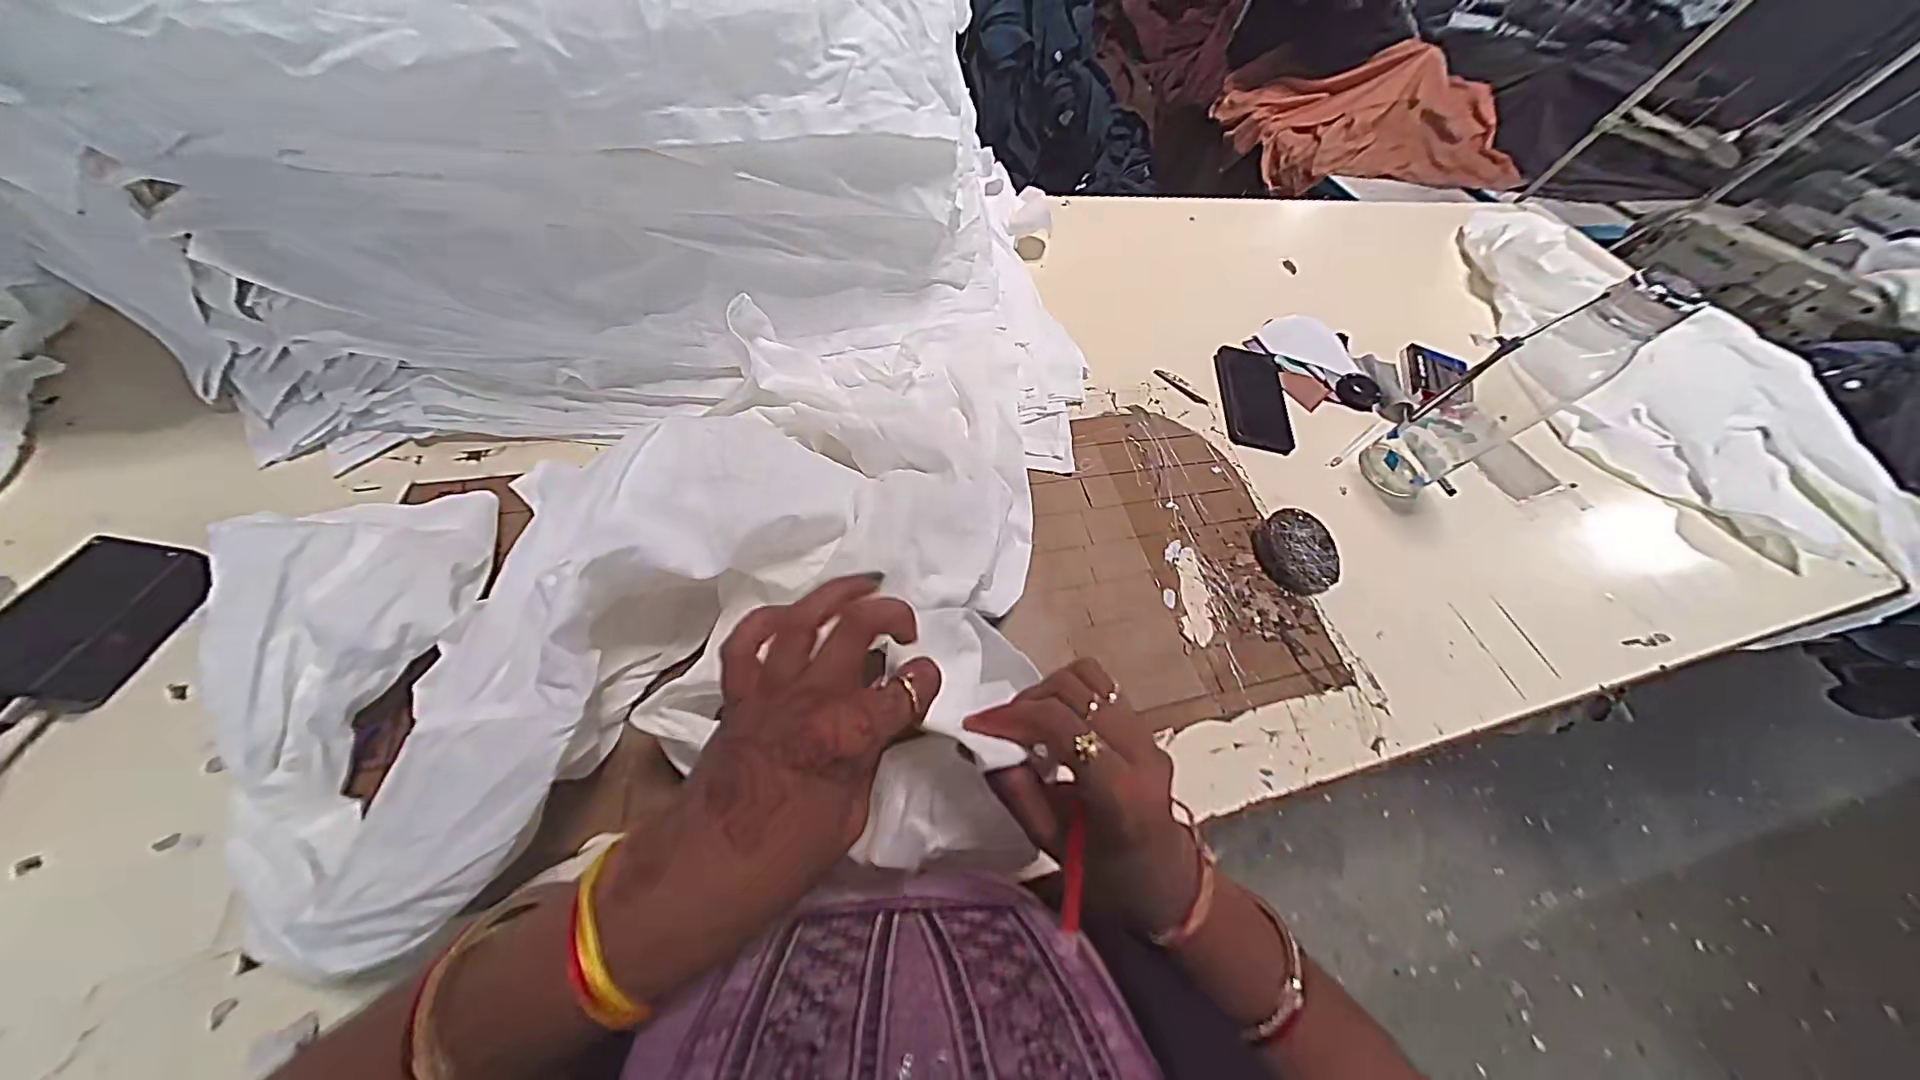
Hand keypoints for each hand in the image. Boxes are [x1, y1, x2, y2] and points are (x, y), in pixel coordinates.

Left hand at [681, 574, 940, 902]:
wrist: (706, 867)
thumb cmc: (787, 856)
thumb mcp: (853, 815)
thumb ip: (871, 757)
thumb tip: (885, 724)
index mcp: (849, 735)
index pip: (904, 690)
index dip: (925, 680)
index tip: (927, 678)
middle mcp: (811, 699)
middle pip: (856, 628)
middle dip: (891, 614)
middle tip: (905, 626)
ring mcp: (770, 690)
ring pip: (803, 618)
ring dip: (837, 594)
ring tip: (863, 586)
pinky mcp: (738, 694)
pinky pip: (745, 641)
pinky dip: (766, 620)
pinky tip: (790, 615)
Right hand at [964, 658, 1203, 935]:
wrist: (1169, 883)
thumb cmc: (1110, 879)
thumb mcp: (1053, 845)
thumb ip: (1017, 793)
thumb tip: (984, 747)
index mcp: (1120, 791)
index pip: (1063, 726)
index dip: (1014, 718)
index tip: (978, 725)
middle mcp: (1141, 752)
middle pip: (1074, 690)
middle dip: (1025, 701)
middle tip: (998, 725)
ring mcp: (1148, 735)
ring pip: (1089, 677)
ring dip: (1047, 691)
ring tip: (1025, 720)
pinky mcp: (1145, 727)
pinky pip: (1101, 687)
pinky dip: (1067, 693)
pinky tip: (1052, 720)